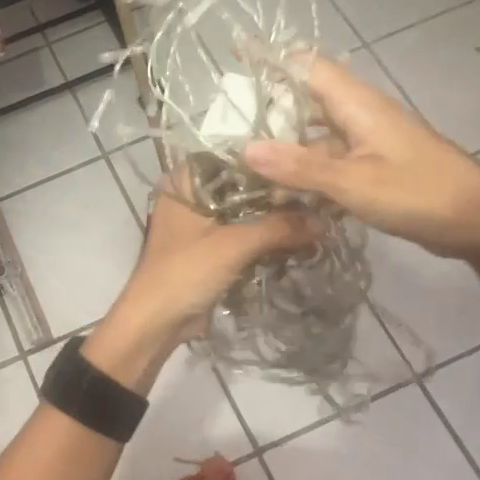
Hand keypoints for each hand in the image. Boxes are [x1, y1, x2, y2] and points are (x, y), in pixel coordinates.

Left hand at [105, 167, 318, 342]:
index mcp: (183, 183)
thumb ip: (278, 227)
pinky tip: (297, 236)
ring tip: (316, 211)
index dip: (266, 158)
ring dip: (272, 217)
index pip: (229, 156)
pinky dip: (263, 237)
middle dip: (275, 192)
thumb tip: (324, 219)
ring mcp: (198, 224)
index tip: (304, 157)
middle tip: (318, 188)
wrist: (155, 323)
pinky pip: (241, 235)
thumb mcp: (233, 245)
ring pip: (242, 212)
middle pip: (239, 185)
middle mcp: (189, 196)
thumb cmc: (185, 272)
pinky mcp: (207, 250)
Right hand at [243, 56, 479, 258]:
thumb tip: (245, 148)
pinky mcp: (372, 165)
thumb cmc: (421, 193)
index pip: (306, 65)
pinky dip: (304, 170)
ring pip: (314, 133)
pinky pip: (328, 159)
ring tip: (244, 162)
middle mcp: (358, 114)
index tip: (234, 58)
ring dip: (284, 145)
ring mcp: (366, 140)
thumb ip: (300, 167)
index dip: (271, 59)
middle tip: (226, 123)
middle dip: (267, 106)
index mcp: (356, 104)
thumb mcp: (355, 183)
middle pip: (305, 97)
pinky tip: (281, 193)